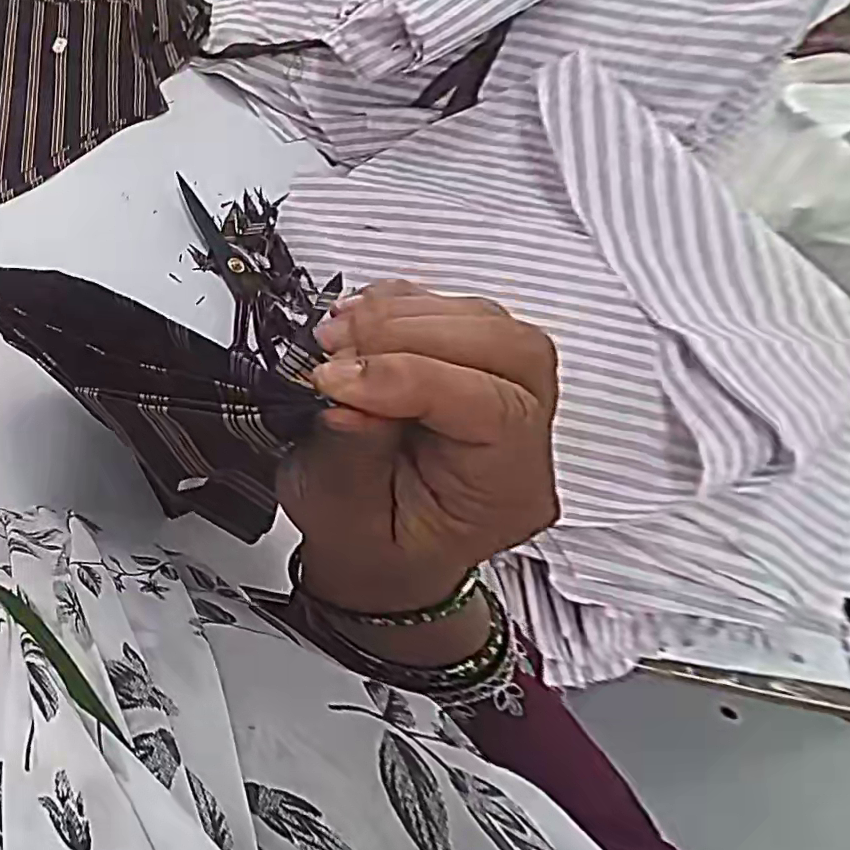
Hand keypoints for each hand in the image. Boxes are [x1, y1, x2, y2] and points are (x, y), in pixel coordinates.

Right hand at [278, 280, 559, 616]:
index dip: (408, 380)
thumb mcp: (340, 515)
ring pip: (484, 320)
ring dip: (401, 314)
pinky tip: (353, 320)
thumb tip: (341, 392)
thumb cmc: (366, 544)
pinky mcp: (458, 365)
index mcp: (504, 491)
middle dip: (413, 333)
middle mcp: (518, 437)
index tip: (331, 381)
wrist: (373, 546)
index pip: (494, 411)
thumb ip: (348, 453)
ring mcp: (495, 394)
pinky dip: (396, 303)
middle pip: (509, 350)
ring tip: (336, 336)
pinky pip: (448, 309)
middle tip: (337, 347)